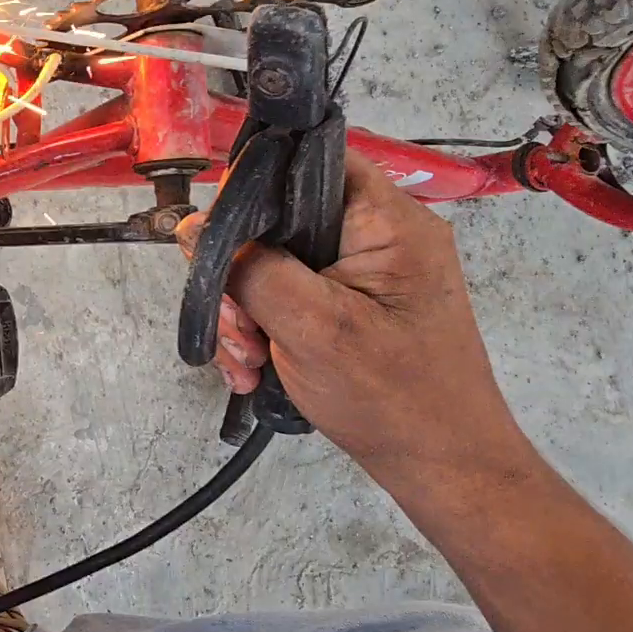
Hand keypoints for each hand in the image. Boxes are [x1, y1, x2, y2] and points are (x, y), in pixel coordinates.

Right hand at [175, 151, 532, 485]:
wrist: (440, 469)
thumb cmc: (391, 396)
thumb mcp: (309, 325)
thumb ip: (247, 267)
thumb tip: (192, 227)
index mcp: (386, 221)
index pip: (309, 162)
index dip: (254, 187)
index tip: (219, 238)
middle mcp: (373, 235)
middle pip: (275, 221)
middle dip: (236, 274)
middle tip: (234, 324)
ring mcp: (357, 271)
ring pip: (266, 262)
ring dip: (240, 311)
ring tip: (244, 359)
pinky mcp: (343, 302)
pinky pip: (278, 294)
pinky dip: (257, 327)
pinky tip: (251, 366)